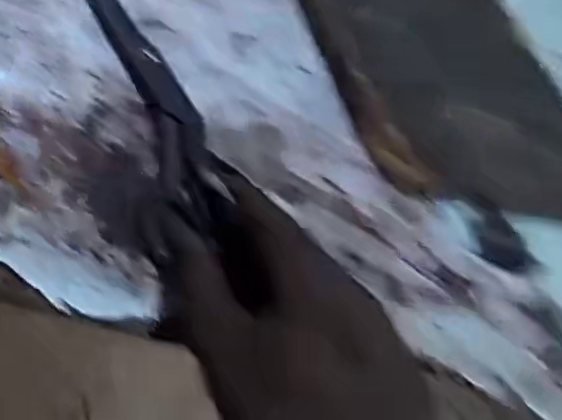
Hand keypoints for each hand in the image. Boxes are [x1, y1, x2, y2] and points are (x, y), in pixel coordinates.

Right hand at [156, 169, 432, 419]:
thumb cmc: (272, 399)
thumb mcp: (218, 333)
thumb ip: (195, 268)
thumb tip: (167, 214)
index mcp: (318, 286)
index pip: (270, 217)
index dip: (232, 187)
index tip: (198, 165)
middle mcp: (360, 297)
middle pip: (298, 242)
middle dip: (249, 222)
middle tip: (205, 210)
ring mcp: (386, 331)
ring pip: (321, 271)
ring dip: (275, 254)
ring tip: (233, 252)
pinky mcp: (394, 358)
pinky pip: (340, 300)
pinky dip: (300, 283)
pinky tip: (276, 296)